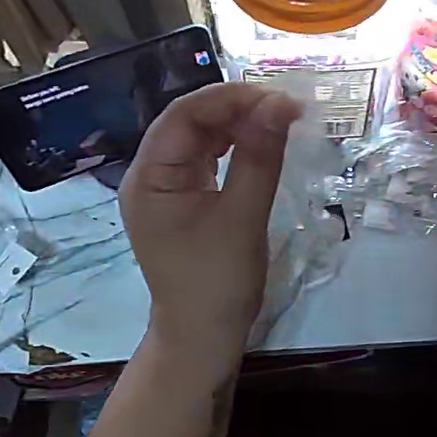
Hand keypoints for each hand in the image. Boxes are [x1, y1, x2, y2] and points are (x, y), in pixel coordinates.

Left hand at [120, 83, 301, 353]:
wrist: (203, 338)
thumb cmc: (218, 283)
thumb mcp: (243, 217)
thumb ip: (260, 157)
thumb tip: (281, 103)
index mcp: (149, 178)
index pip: (183, 115)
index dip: (231, 98)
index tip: (280, 97)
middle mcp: (149, 176)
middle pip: (189, 123)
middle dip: (236, 109)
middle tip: (286, 107)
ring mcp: (164, 189)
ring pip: (199, 140)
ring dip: (237, 126)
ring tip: (280, 120)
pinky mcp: (182, 201)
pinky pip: (206, 161)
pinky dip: (233, 149)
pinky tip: (260, 143)